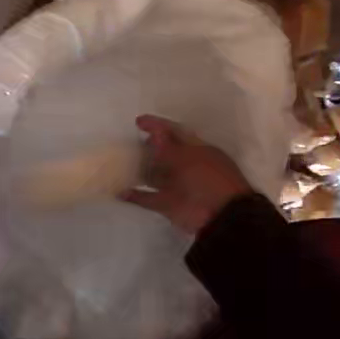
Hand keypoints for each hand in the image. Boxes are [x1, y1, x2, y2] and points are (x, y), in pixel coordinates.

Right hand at [122, 115, 254, 235]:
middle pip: (162, 153)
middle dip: (145, 148)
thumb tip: (154, 134)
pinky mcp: (168, 204)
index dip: (157, 125)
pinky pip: (147, 198)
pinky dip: (134, 195)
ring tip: (118, 165)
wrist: (221, 217)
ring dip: (138, 170)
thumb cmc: (208, 181)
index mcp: (196, 150)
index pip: (174, 132)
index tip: (137, 122)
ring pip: (153, 175)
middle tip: (126, 144)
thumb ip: (168, 147)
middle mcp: (185, 165)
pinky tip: (119, 191)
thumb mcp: (189, 158)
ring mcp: (176, 186)